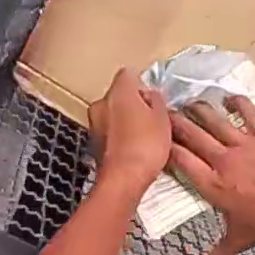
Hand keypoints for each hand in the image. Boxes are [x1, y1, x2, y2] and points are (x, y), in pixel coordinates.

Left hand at [87, 68, 170, 191]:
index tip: (152, 103)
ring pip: (111, 116)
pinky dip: (117, 139)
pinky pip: (108, 134)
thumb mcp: (163, 119)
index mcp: (118, 91)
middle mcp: (100, 103)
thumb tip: (151, 96)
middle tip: (150, 122)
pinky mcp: (92, 144)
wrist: (123, 179)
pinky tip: (131, 151)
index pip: (128, 75)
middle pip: (118, 96)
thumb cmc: (145, 147)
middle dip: (132, 106)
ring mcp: (93, 124)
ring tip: (141, 140)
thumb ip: (157, 101)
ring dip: (124, 123)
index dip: (142, 87)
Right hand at [169, 96, 254, 254]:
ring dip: (198, 108)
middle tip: (163, 112)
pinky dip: (237, 103)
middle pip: (191, 134)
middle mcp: (221, 160)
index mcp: (210, 184)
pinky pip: (247, 112)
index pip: (179, 159)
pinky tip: (228, 98)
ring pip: (213, 119)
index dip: (165, 147)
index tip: (156, 140)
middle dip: (174, 121)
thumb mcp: (239, 240)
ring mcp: (243, 144)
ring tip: (187, 102)